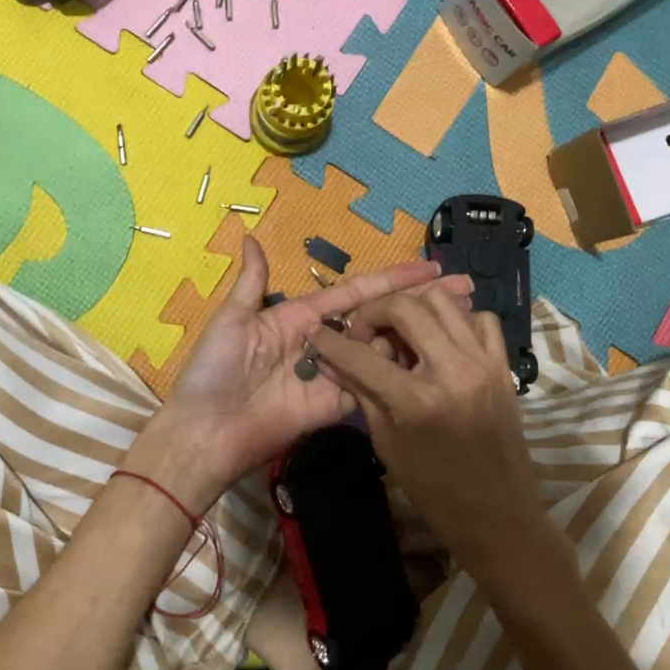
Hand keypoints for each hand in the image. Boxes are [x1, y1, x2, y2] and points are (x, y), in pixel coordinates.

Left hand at [124, 237, 469, 511]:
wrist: (206, 431)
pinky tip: (431, 360)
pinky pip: (371, 386)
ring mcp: (334, 376)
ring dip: (416, 336)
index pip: (355, 293)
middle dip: (418, 305)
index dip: (392, 280)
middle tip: (463, 291)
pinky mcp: (336, 408)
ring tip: (459, 320)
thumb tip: (249, 238)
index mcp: (300, 318)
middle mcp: (324, 343)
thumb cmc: (214, 370)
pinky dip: (396, 374)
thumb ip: (251, 283)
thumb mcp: (230, 320)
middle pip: (378, 319)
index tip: (430, 268)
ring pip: (381, 351)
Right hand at [305, 289, 542, 573]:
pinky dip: (456, 321)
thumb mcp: (387, 443)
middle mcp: (453, 370)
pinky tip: (442, 342)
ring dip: (414, 309)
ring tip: (402, 334)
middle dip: (374, 312)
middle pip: (405, 307)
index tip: (316, 332)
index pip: (363, 355)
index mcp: (417, 400)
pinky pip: (480, 319)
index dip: (332, 341)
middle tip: (365, 334)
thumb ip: (362, 393)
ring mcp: (484, 364)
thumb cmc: (434, 490)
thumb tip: (331, 359)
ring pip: (444, 300)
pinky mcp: (504, 366)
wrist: (499, 515)